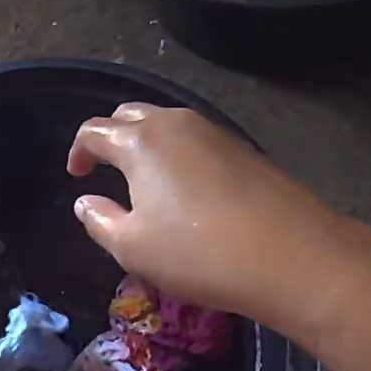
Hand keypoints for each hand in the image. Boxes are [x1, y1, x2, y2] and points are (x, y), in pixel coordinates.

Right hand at [67, 103, 370, 329]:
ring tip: (145, 179)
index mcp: (141, 142)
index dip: (78, 150)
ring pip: (165, 123)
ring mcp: (213, 131)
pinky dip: (177, 152)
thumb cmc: (200, 252)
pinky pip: (195, 138)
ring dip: (146, 142)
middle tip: (106, 169)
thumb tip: (85, 202)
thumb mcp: (134, 247)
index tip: (77, 175)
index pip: (94, 130)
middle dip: (111, 137)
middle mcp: (175, 123)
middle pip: (129, 115)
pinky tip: (187, 187)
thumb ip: (100, 220)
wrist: (293, 255)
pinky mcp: (242, 147)